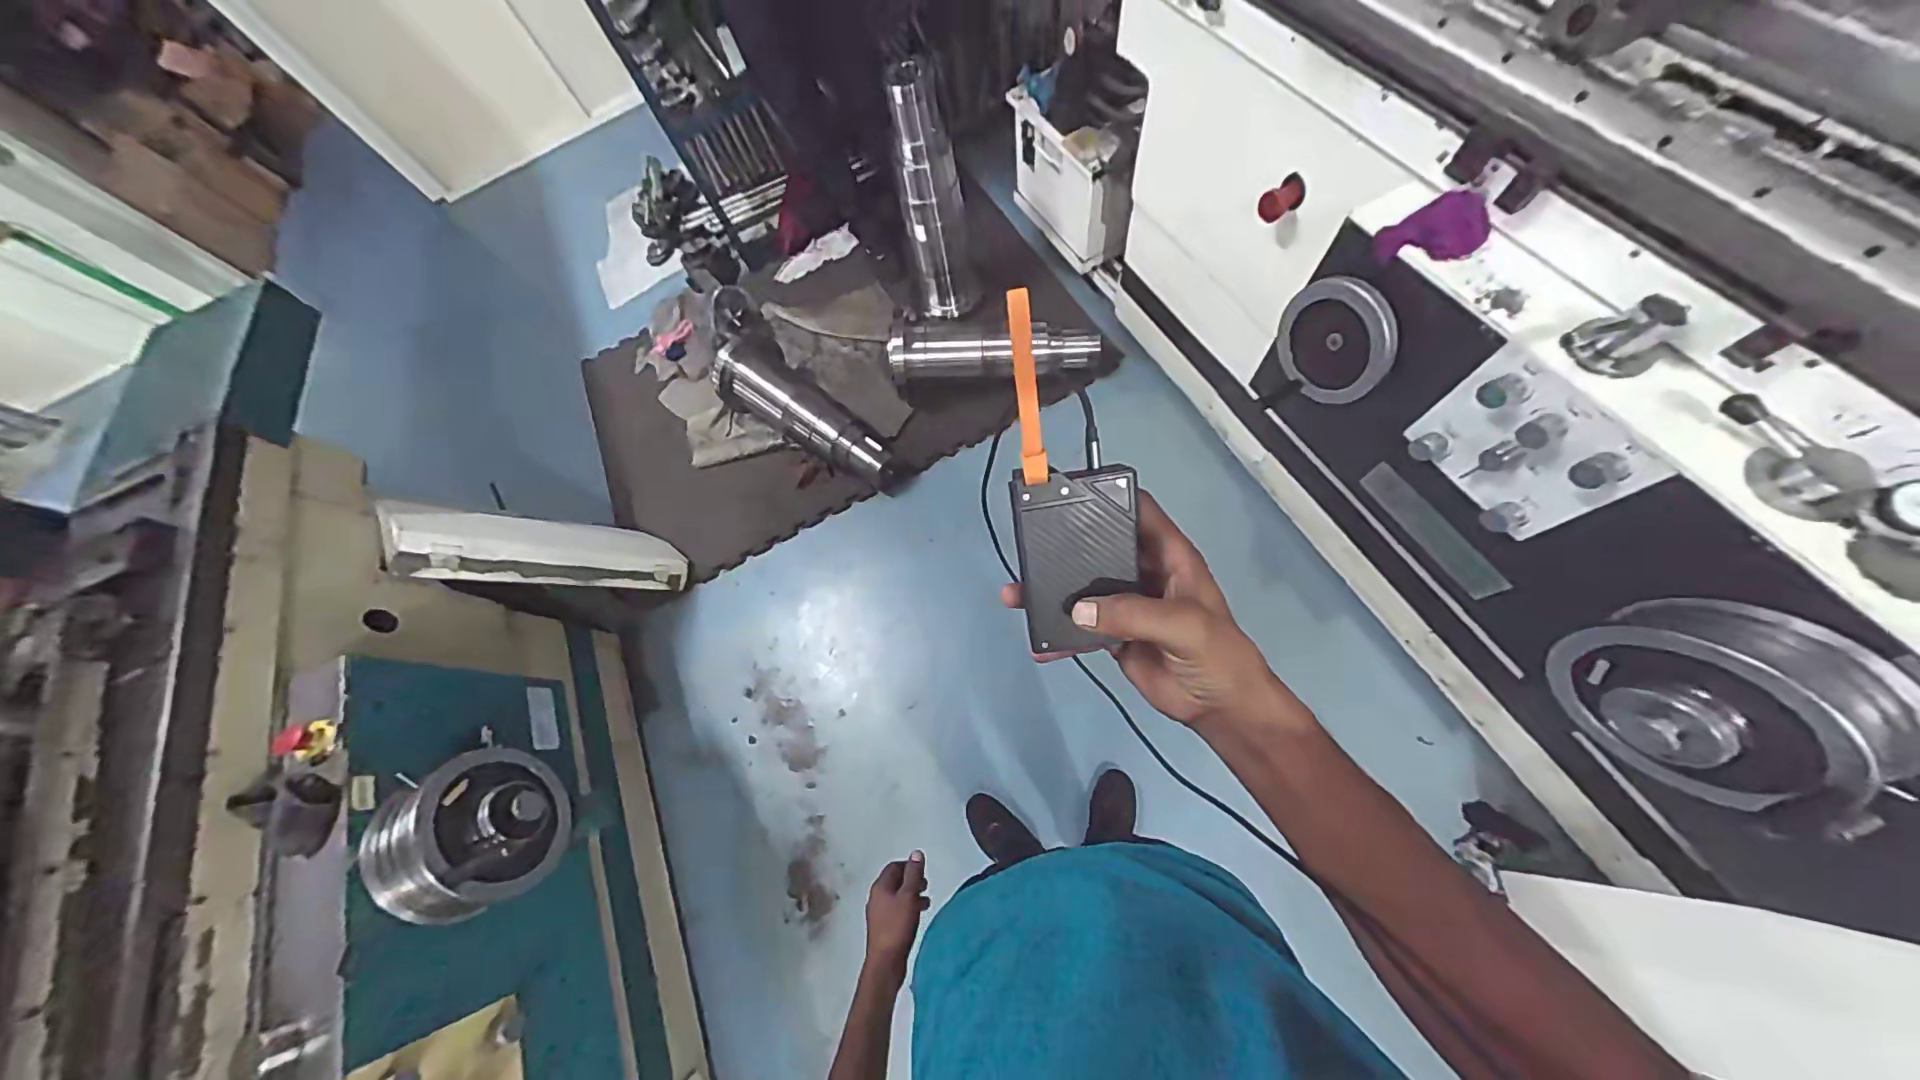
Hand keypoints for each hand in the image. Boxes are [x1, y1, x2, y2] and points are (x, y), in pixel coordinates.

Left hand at [863, 850, 928, 984]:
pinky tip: (916, 915)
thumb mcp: (909, 896)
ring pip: (896, 895)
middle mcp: (876, 897)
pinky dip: (907, 907)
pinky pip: (896, 909)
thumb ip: (913, 874)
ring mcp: (878, 913)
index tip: (923, 871)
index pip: (894, 867)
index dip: (909, 865)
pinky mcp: (882, 927)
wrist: (885, 962)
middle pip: (894, 880)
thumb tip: (916, 853)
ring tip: (925, 901)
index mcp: (880, 887)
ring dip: (910, 894)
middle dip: (911, 880)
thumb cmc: (897, 927)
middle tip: (925, 885)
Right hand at [1000, 492, 1299, 731]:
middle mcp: (1144, 573)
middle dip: (1069, 544)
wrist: (1219, 708)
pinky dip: (1060, 633)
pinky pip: (1080, 627)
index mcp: (1170, 556)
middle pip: (1102, 547)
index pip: (1140, 512)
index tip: (1074, 491)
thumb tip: (1078, 610)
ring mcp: (1127, 605)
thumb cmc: (1218, 655)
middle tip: (1032, 544)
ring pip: (1084, 589)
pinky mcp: (1114, 635)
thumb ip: (1133, 613)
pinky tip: (1042, 640)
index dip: (1112, 496)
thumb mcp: (1184, 625)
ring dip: (1054, 591)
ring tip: (1019, 593)